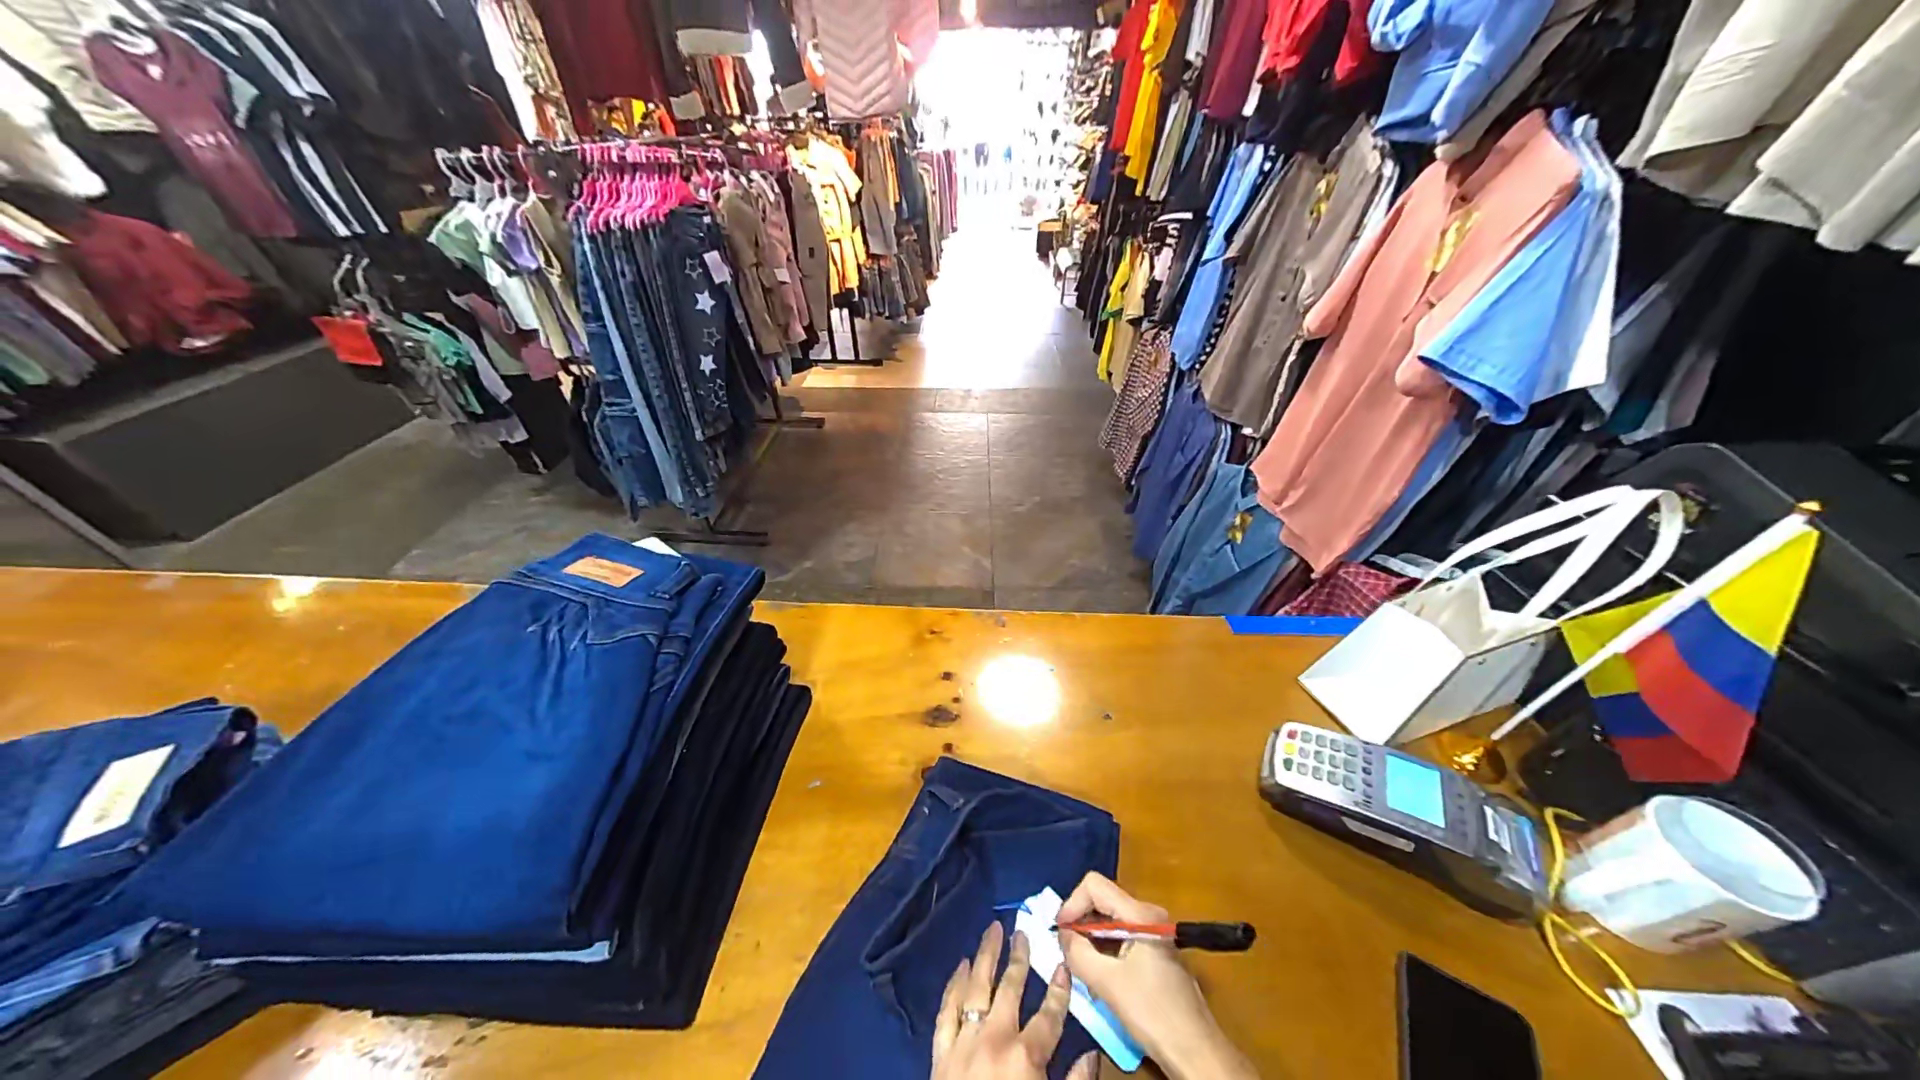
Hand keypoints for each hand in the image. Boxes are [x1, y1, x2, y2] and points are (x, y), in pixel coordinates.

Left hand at [934, 921, 1099, 1079]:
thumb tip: (1091, 1056)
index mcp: (1026, 1057)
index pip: (1049, 1014)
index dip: (1059, 989)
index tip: (1062, 963)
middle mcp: (995, 1039)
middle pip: (1009, 988)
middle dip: (1018, 958)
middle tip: (1022, 931)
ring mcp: (964, 1042)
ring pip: (976, 988)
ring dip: (986, 956)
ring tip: (992, 930)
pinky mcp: (940, 1053)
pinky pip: (947, 1010)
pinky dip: (954, 985)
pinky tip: (961, 965)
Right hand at [1059, 873, 1256, 1079]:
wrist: (1196, 1051)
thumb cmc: (1153, 1013)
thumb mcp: (1107, 983)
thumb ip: (1078, 952)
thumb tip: (1062, 933)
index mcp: (1140, 914)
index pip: (1094, 886)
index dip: (1072, 904)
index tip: (1061, 933)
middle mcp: (1148, 915)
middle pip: (1102, 902)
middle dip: (1080, 924)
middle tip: (1067, 953)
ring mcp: (1154, 934)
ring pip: (1110, 922)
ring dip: (1091, 941)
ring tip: (1081, 969)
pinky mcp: (1155, 953)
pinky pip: (1121, 938)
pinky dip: (1104, 951)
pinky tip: (1100, 979)